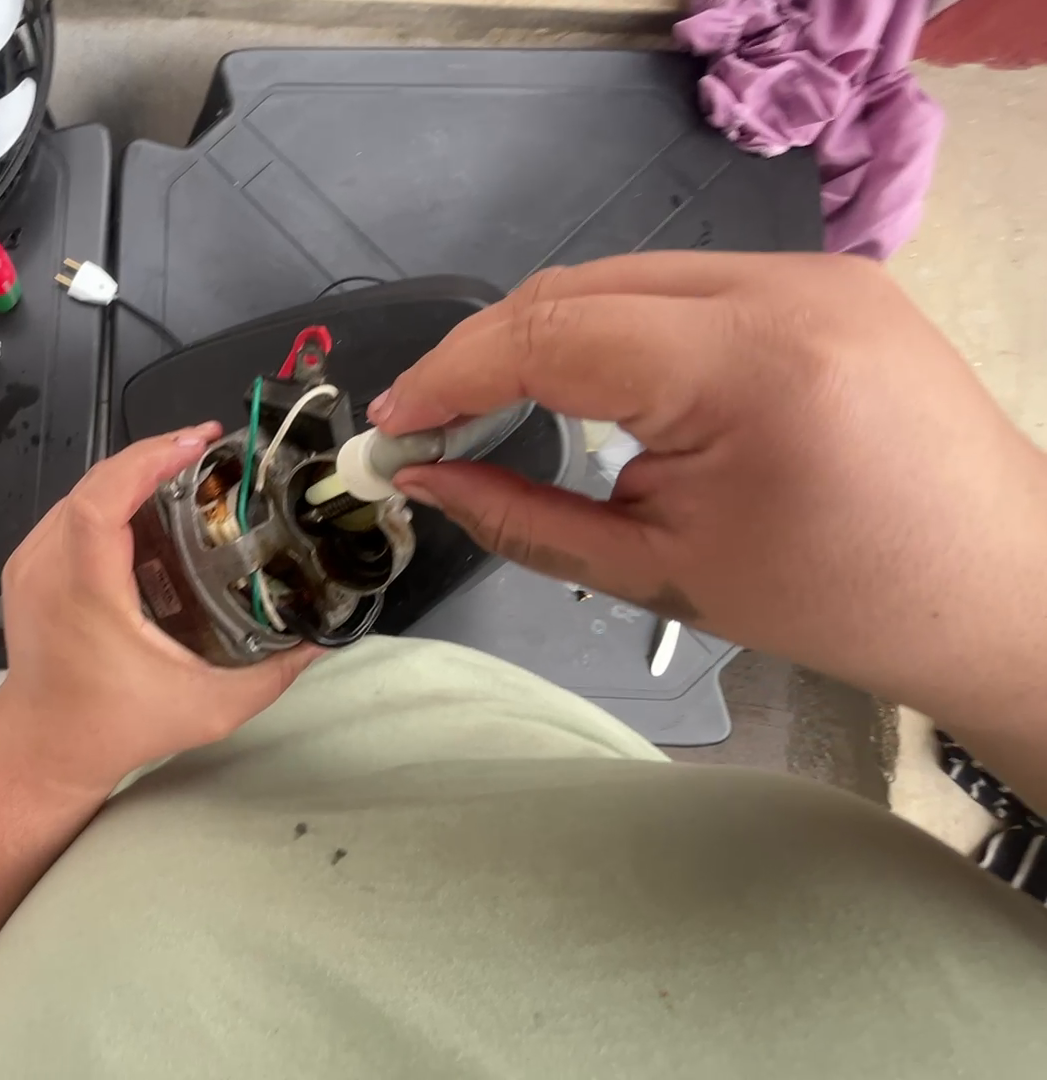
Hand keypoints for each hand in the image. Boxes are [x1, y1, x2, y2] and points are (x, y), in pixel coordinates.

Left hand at [0, 424, 319, 797]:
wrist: (42, 745)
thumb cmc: (118, 728)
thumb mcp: (209, 709)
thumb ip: (271, 674)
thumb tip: (321, 637)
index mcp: (85, 592)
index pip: (101, 500)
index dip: (146, 460)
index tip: (199, 444)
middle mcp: (47, 566)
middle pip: (93, 483)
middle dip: (150, 454)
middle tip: (208, 449)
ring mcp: (29, 563)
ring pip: (79, 491)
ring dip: (129, 472)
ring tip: (185, 467)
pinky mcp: (24, 567)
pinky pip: (67, 512)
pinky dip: (107, 495)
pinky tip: (144, 501)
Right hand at [368, 252, 1046, 731]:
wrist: (1006, 589)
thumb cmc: (826, 599)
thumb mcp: (644, 572)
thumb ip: (511, 516)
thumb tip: (418, 478)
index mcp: (746, 366)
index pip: (547, 335)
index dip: (445, 377)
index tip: (387, 428)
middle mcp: (777, 288)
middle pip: (564, 293)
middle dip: (469, 358)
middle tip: (417, 426)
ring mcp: (800, 272)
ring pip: (599, 282)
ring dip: (516, 342)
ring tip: (469, 409)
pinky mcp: (804, 283)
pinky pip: (648, 290)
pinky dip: (574, 333)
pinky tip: (550, 384)